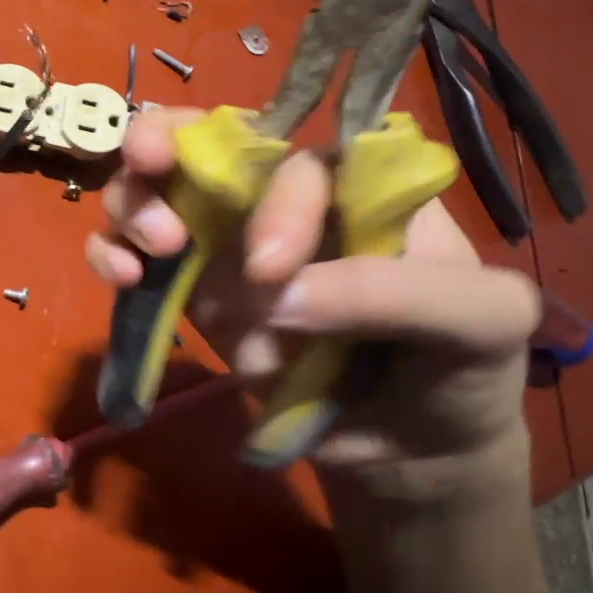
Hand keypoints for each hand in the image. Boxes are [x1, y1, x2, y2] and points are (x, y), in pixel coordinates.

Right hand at [85, 107, 541, 496]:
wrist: (405, 449)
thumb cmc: (458, 370)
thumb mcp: (481, 321)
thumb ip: (394, 293)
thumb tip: (269, 296)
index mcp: (356, 189)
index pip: (299, 160)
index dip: (273, 198)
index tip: (270, 268)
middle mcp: (280, 204)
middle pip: (204, 145)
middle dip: (163, 143)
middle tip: (147, 165)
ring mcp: (225, 248)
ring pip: (153, 191)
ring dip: (131, 204)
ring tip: (145, 255)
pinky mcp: (188, 294)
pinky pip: (131, 256)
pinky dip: (111, 255)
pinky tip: (126, 280)